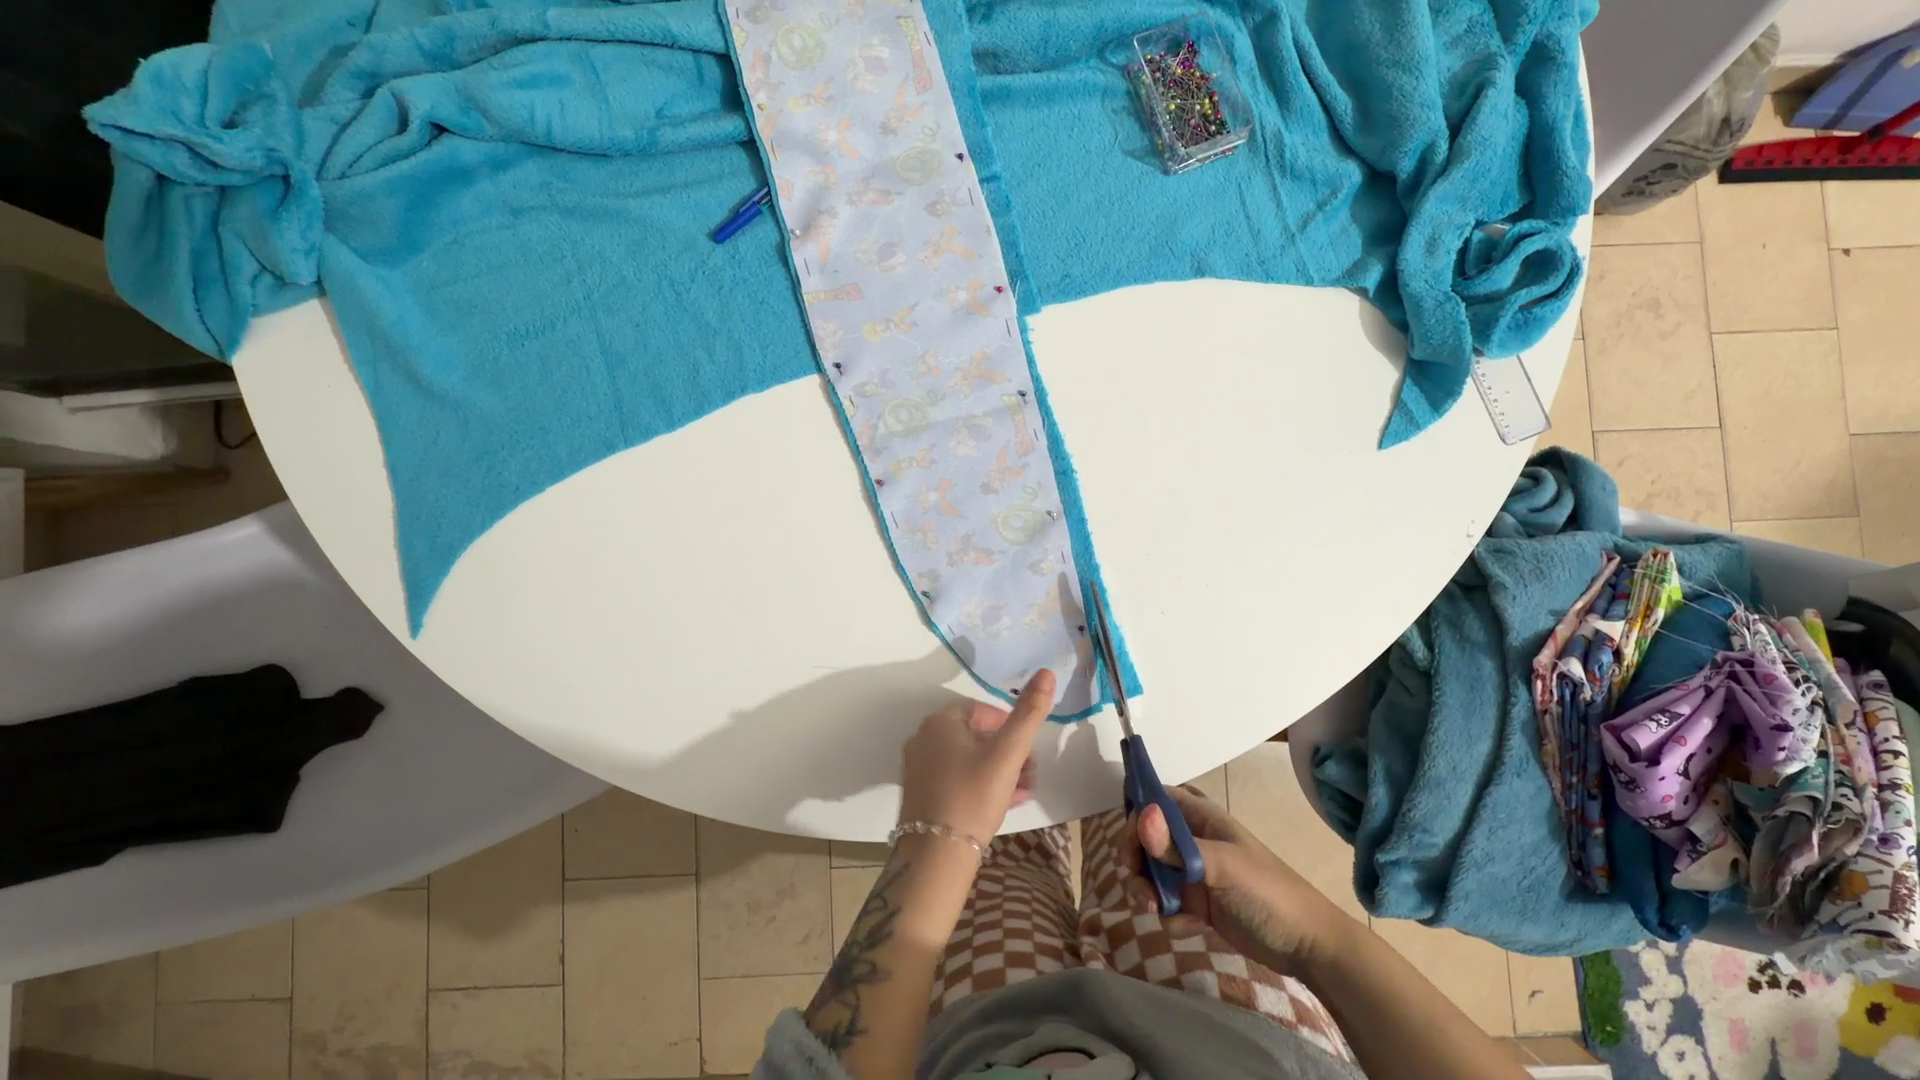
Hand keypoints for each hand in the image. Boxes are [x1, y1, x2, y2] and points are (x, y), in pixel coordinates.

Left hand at [897, 670, 1055, 843]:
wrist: (937, 852)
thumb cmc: (974, 795)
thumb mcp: (1008, 754)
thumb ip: (1029, 714)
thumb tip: (1046, 673)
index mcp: (940, 722)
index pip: (982, 710)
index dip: (1010, 727)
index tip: (1027, 750)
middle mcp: (923, 739)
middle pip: (977, 736)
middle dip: (1009, 753)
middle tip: (1030, 774)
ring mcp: (919, 768)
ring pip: (969, 760)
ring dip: (1000, 771)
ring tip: (1024, 792)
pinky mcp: (921, 793)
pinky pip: (956, 779)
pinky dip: (981, 785)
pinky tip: (1005, 804)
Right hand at [1127, 785, 1354, 974]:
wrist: (1306, 946)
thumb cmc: (1269, 893)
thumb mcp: (1223, 867)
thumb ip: (1180, 846)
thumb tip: (1142, 815)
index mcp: (1205, 820)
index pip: (1161, 800)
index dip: (1140, 811)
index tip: (1130, 837)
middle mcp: (1196, 842)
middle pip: (1149, 837)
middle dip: (1137, 856)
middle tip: (1135, 875)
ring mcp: (1196, 874)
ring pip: (1153, 871)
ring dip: (1146, 888)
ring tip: (1155, 909)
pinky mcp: (1198, 905)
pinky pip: (1167, 903)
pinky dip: (1168, 914)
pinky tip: (1187, 926)